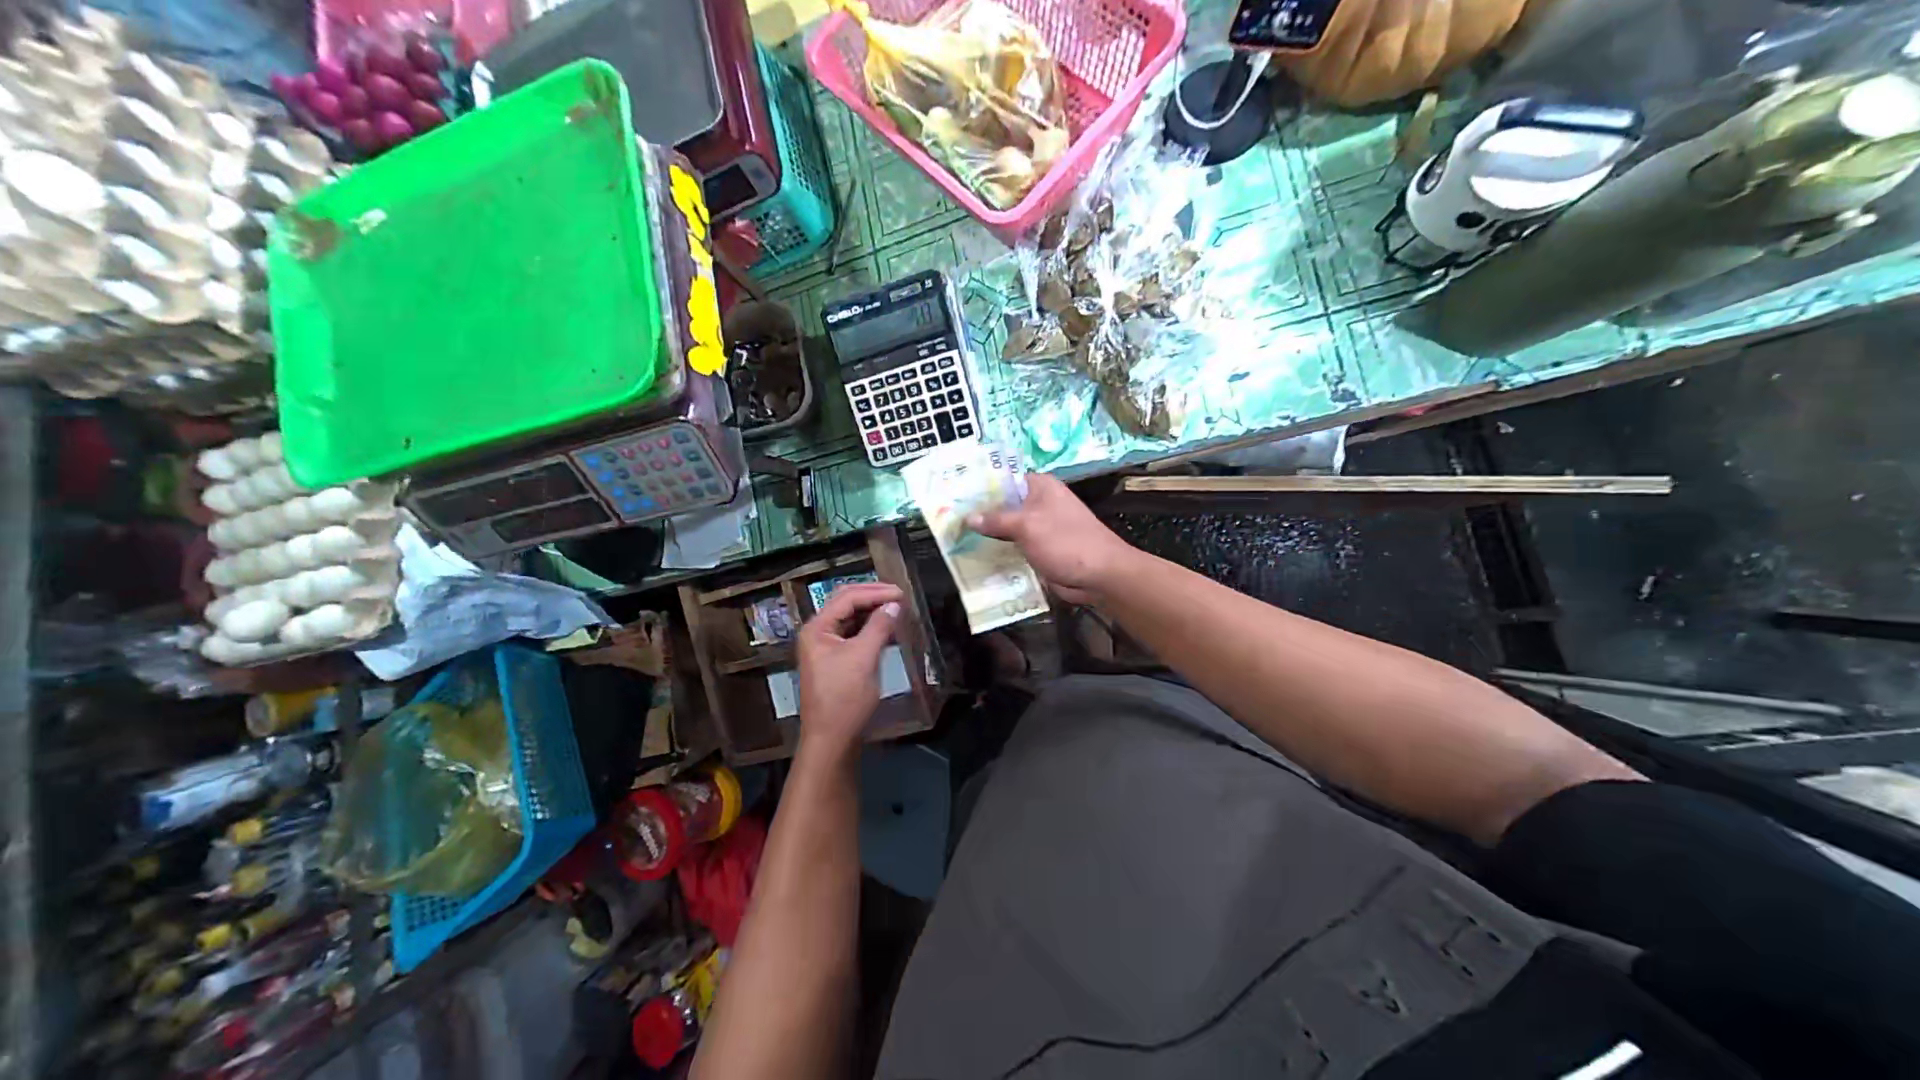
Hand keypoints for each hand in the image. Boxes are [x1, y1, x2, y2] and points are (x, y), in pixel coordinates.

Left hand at [797, 582, 902, 757]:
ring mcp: (824, 649)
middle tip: (899, 596)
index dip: (875, 592)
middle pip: (845, 604)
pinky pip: (852, 636)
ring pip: (849, 620)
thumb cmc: (845, 698)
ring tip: (896, 609)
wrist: (831, 740)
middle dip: (872, 597)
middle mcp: (817, 634)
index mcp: (817, 629)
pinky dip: (870, 629)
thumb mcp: (864, 658)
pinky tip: (887, 630)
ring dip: (872, 612)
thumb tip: (894, 604)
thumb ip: (879, 627)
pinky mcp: (834, 663)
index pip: (846, 598)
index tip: (902, 593)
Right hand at [968, 473, 1136, 605]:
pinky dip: (998, 553)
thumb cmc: (1066, 541)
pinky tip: (975, 559)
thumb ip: (996, 520)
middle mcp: (1038, 504)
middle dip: (978, 515)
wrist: (1100, 575)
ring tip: (954, 541)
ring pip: (1005, 530)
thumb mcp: (1028, 526)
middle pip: (1002, 506)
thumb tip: (968, 517)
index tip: (952, 497)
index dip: (978, 488)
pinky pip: (1013, 548)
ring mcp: (1039, 529)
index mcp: (1039, 487)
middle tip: (947, 522)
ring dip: (986, 537)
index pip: (1002, 480)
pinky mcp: (1039, 550)